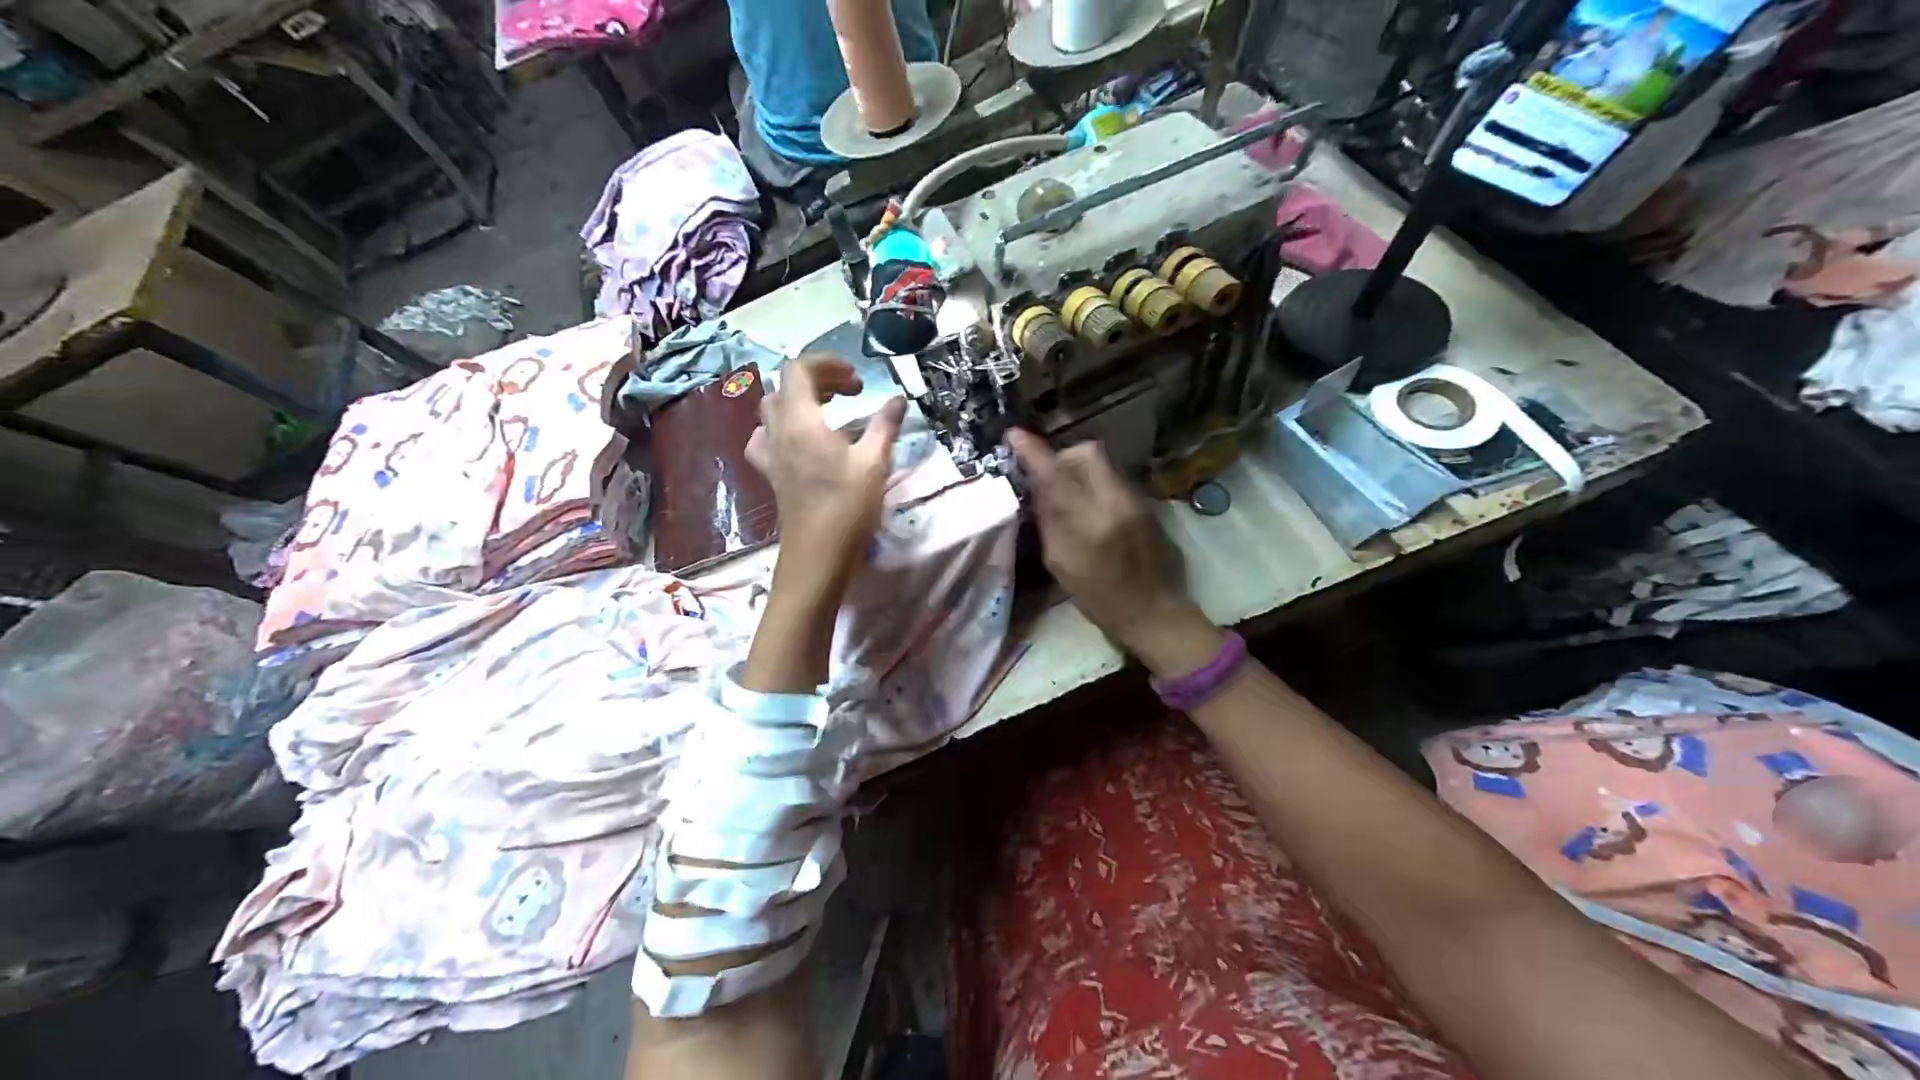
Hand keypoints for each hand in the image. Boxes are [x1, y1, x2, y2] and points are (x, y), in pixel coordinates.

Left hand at [746, 353, 907, 587]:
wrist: (818, 556)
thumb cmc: (848, 508)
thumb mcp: (874, 463)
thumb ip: (885, 425)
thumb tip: (898, 400)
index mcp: (801, 422)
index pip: (799, 370)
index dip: (828, 364)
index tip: (858, 380)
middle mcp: (778, 432)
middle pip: (785, 386)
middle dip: (819, 380)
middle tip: (852, 393)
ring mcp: (771, 454)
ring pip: (771, 409)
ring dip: (799, 401)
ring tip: (828, 412)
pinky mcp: (771, 474)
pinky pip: (765, 438)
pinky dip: (781, 429)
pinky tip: (801, 443)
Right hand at [1007, 431, 1223, 677]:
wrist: (1152, 609)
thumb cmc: (1097, 597)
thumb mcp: (1059, 562)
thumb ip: (1048, 519)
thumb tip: (1036, 486)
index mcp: (1088, 523)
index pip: (1056, 475)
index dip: (1034, 451)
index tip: (1015, 435)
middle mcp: (1115, 502)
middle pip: (1087, 452)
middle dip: (1063, 456)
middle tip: (1048, 475)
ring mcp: (1135, 499)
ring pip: (1101, 462)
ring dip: (1078, 468)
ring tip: (1066, 491)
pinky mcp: (1145, 502)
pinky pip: (1112, 476)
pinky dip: (1093, 481)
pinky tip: (1087, 503)